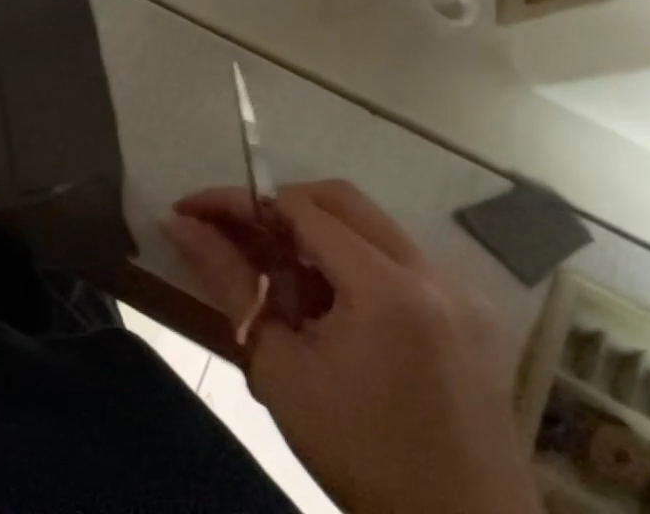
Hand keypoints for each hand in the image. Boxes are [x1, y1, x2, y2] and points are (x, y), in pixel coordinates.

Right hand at [167, 181, 540, 513]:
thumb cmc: (357, 449)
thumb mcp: (277, 365)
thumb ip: (230, 282)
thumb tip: (179, 224)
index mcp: (389, 289)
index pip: (298, 209)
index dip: (235, 201)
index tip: (185, 212)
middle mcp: (435, 277)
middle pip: (341, 201)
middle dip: (273, 204)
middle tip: (224, 232)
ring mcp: (462, 298)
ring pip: (371, 227)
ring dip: (311, 231)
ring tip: (264, 269)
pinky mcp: (470, 321)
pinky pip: (397, 260)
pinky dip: (347, 258)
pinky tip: (316, 299)